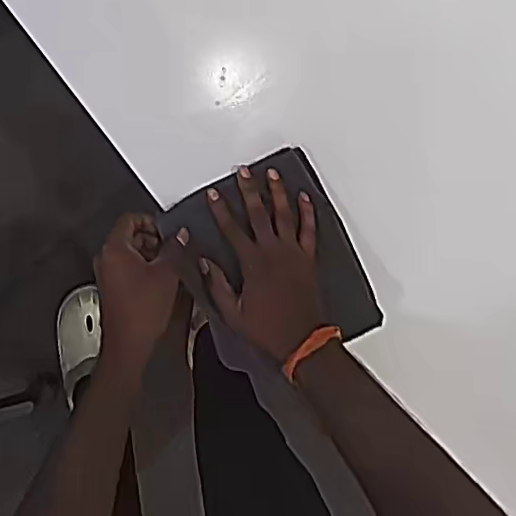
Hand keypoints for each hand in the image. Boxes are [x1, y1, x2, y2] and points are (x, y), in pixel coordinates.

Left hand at [93, 214, 184, 369]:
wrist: (129, 344)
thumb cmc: (142, 310)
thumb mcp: (166, 273)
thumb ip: (174, 248)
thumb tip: (179, 235)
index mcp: (114, 248)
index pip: (130, 219)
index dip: (150, 221)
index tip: (165, 230)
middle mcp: (105, 257)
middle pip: (128, 234)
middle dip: (151, 238)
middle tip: (170, 247)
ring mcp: (106, 272)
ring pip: (128, 251)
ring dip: (148, 252)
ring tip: (167, 263)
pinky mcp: (111, 287)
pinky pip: (125, 266)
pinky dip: (141, 266)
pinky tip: (158, 278)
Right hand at [202, 167, 325, 361]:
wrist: (304, 343)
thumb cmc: (269, 330)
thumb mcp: (234, 314)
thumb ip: (218, 287)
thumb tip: (206, 264)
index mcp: (252, 263)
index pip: (231, 228)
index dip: (220, 209)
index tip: (213, 193)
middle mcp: (272, 252)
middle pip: (258, 212)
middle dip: (249, 189)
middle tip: (244, 171)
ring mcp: (292, 252)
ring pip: (284, 214)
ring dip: (277, 192)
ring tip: (272, 174)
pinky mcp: (308, 259)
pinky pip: (309, 230)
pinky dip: (307, 212)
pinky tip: (304, 197)